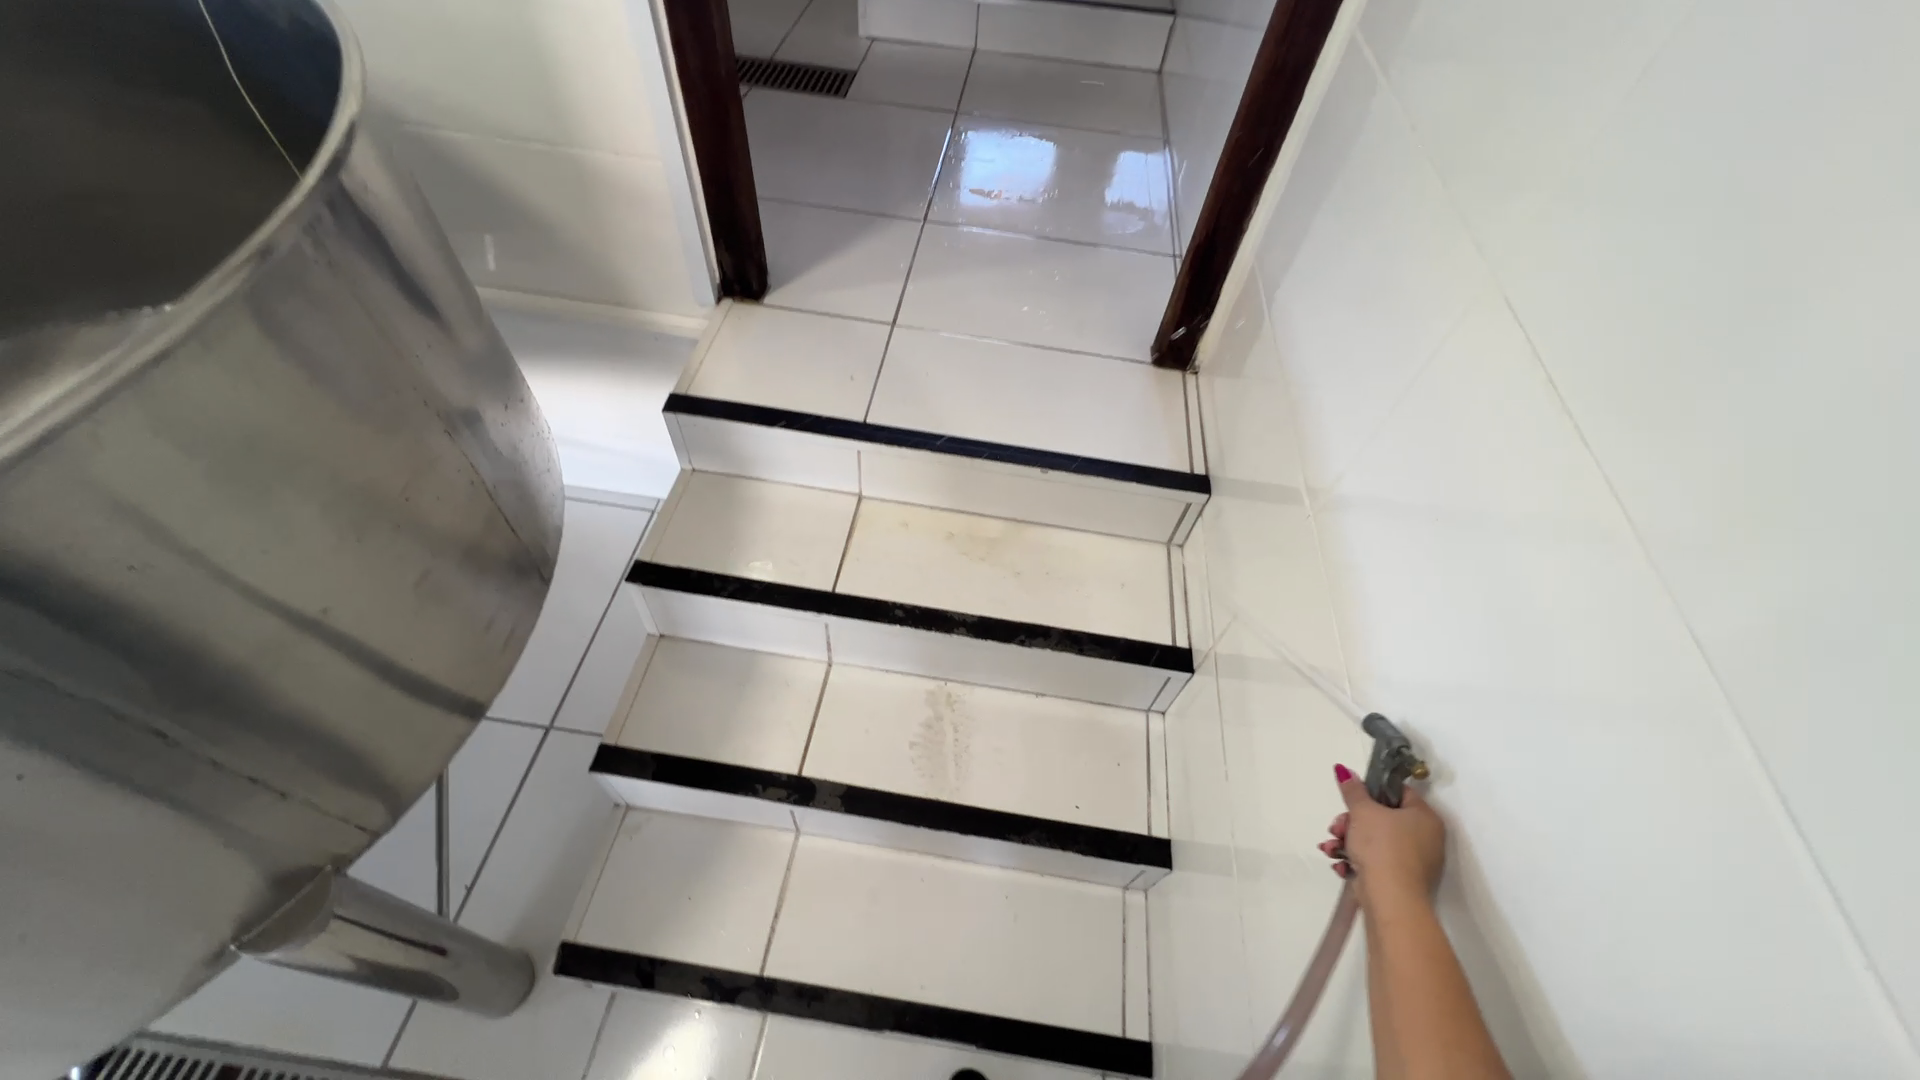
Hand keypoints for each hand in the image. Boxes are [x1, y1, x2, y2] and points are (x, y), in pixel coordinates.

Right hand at [1317, 763, 1445, 908]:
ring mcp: (1415, 861)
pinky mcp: (1402, 880)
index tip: (1352, 799)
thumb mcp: (1362, 811)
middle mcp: (1425, 838)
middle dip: (1351, 822)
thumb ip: (1353, 789)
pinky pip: (1376, 862)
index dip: (1372, 792)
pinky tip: (1341, 864)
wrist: (1390, 897)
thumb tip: (1344, 769)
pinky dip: (1356, 861)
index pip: (1398, 792)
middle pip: (1381, 819)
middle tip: (1337, 827)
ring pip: (1374, 841)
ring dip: (1347, 842)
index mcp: (1424, 817)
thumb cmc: (1381, 846)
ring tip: (1332, 847)